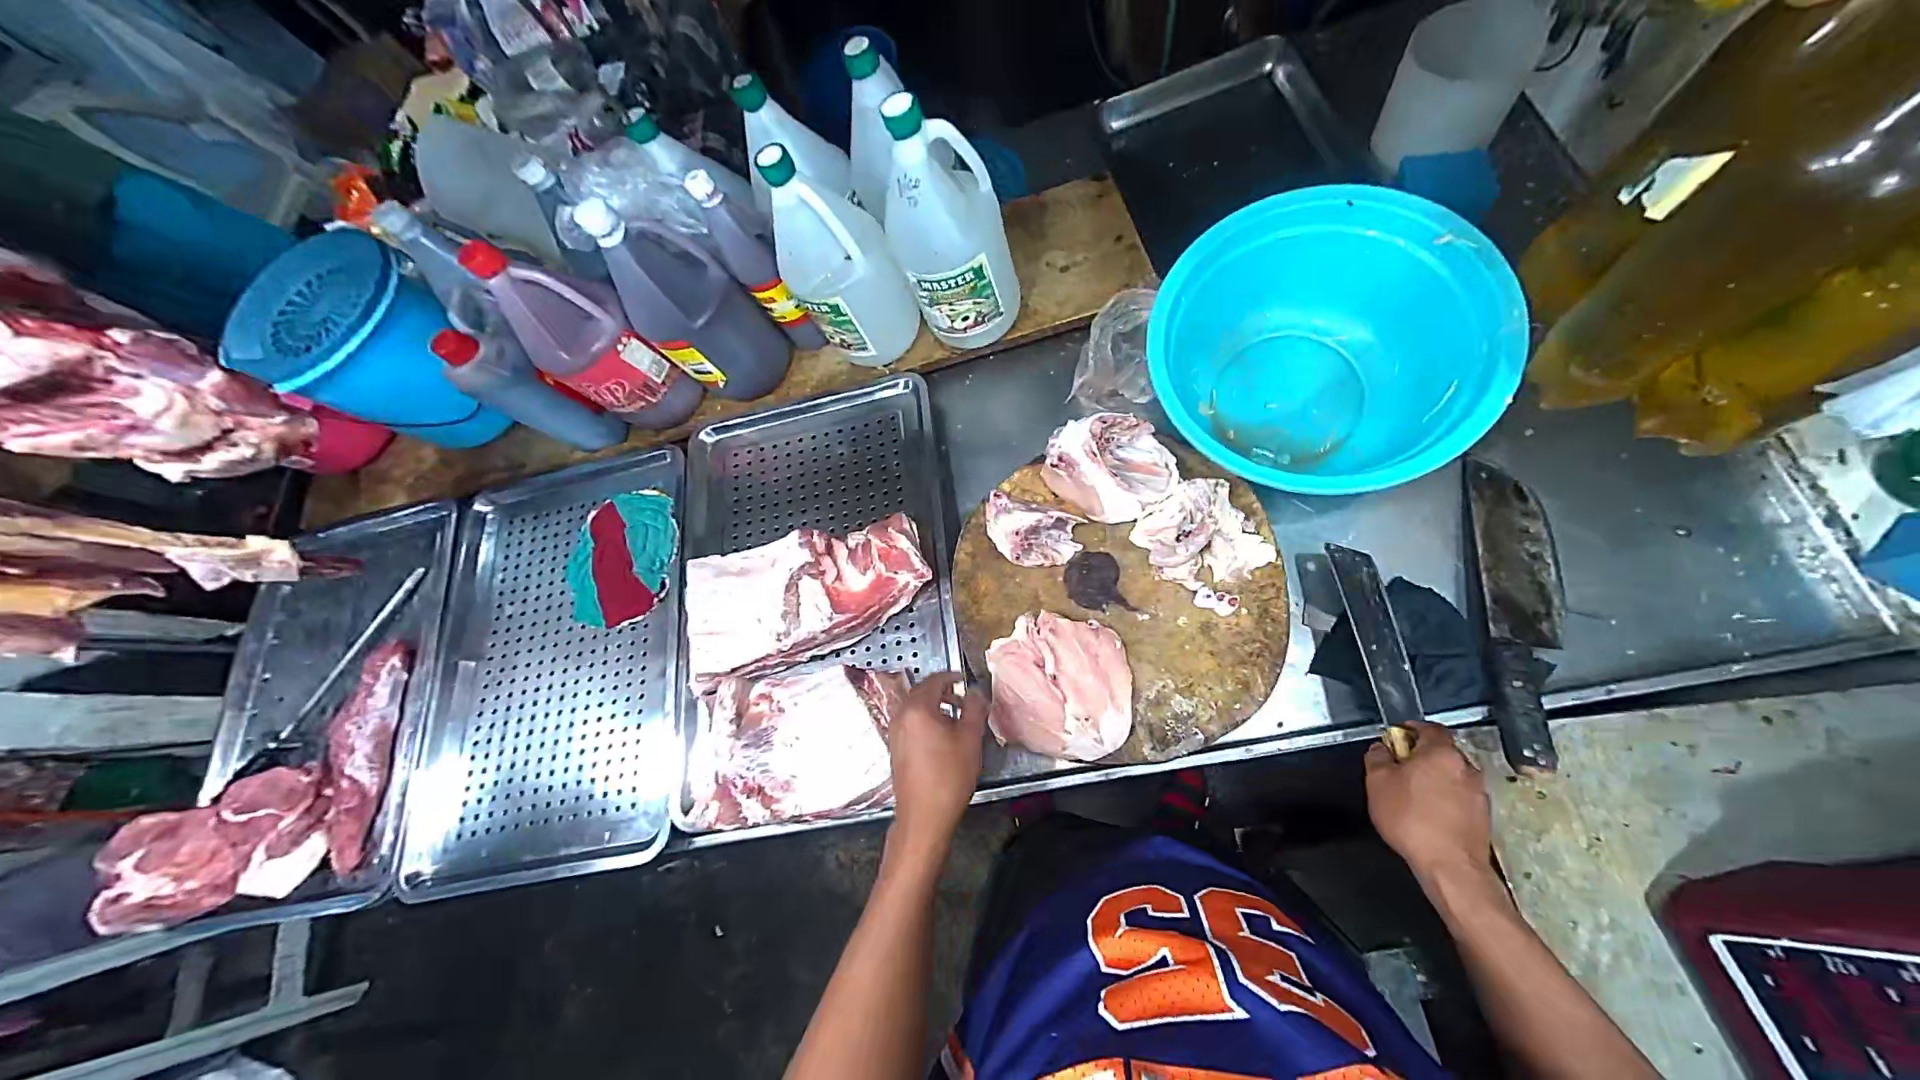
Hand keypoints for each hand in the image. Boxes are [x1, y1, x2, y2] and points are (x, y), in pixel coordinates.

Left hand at [887, 672, 986, 854]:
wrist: (924, 815)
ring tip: (956, 719)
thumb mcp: (970, 739)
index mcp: (917, 709)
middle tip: (962, 699)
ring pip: (915, 708)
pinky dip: (925, 720)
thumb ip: (974, 709)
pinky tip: (942, 737)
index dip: (951, 677)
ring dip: (934, 706)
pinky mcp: (895, 748)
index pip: (934, 680)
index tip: (964, 680)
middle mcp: (901, 716)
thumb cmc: (949, 777)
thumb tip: (975, 693)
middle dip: (943, 692)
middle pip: (921, 692)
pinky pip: (910, 723)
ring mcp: (895, 733)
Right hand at [1365, 719, 1492, 882]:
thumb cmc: (1411, 819)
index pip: (1429, 728)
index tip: (1396, 738)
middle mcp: (1466, 768)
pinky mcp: (1483, 815)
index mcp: (1441, 753)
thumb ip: (1377, 757)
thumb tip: (1382, 748)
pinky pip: (1459, 795)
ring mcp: (1479, 793)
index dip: (1410, 729)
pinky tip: (1428, 812)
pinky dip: (1444, 797)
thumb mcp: (1377, 782)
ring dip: (1433, 777)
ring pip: (1451, 774)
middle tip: (1399, 767)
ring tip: (1411, 793)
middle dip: (1421, 755)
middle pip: (1441, 751)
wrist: (1449, 865)